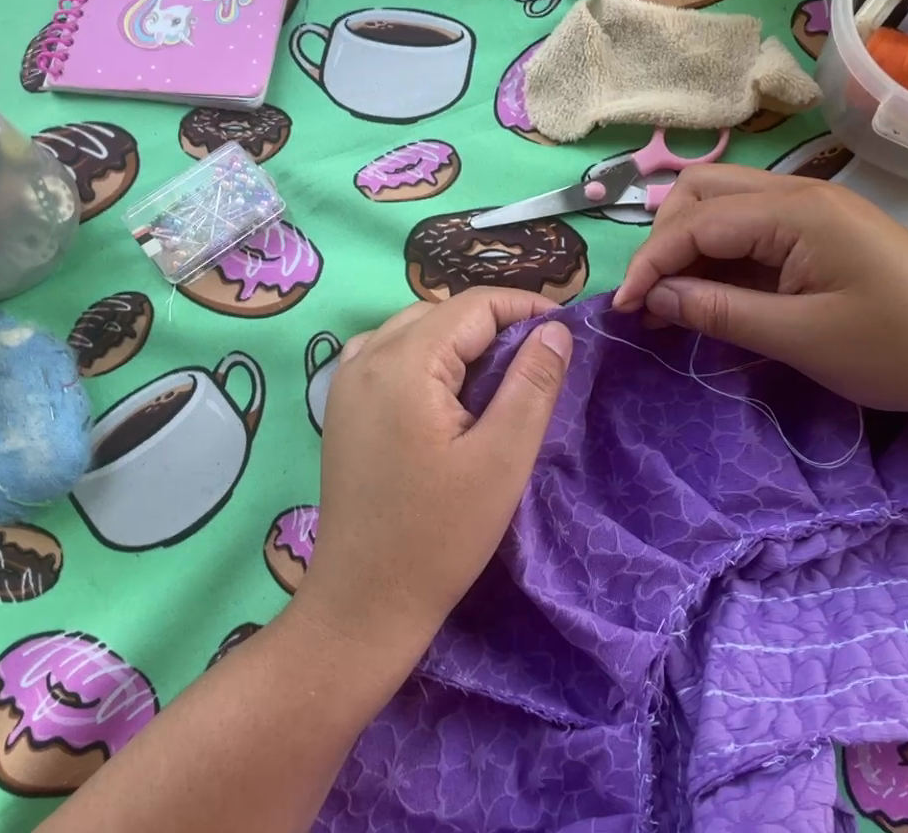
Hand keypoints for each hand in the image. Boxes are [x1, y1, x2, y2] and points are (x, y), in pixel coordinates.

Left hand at [298, 287, 572, 652]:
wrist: (364, 602)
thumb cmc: (441, 535)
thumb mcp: (503, 458)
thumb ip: (533, 384)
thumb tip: (555, 329)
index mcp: (404, 363)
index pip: (473, 305)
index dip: (525, 307)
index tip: (565, 332)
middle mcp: (366, 358)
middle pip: (442, 312)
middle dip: (495, 324)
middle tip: (539, 360)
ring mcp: (346, 383)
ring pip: (415, 330)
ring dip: (461, 340)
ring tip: (499, 377)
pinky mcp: (342, 408)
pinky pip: (390, 355)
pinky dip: (428, 358)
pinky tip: (448, 395)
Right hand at [613, 164, 907, 412]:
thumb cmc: (896, 349)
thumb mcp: (799, 338)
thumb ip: (719, 311)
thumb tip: (654, 297)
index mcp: (796, 210)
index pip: (696, 221)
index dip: (651, 263)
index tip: (622, 309)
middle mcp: (797, 193)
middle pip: (702, 192)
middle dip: (664, 240)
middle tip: (652, 299)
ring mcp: (810, 210)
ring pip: (722, 207)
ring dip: (687, 247)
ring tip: (669, 303)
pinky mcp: (818, 233)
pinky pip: (750, 231)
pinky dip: (718, 259)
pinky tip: (707, 296)